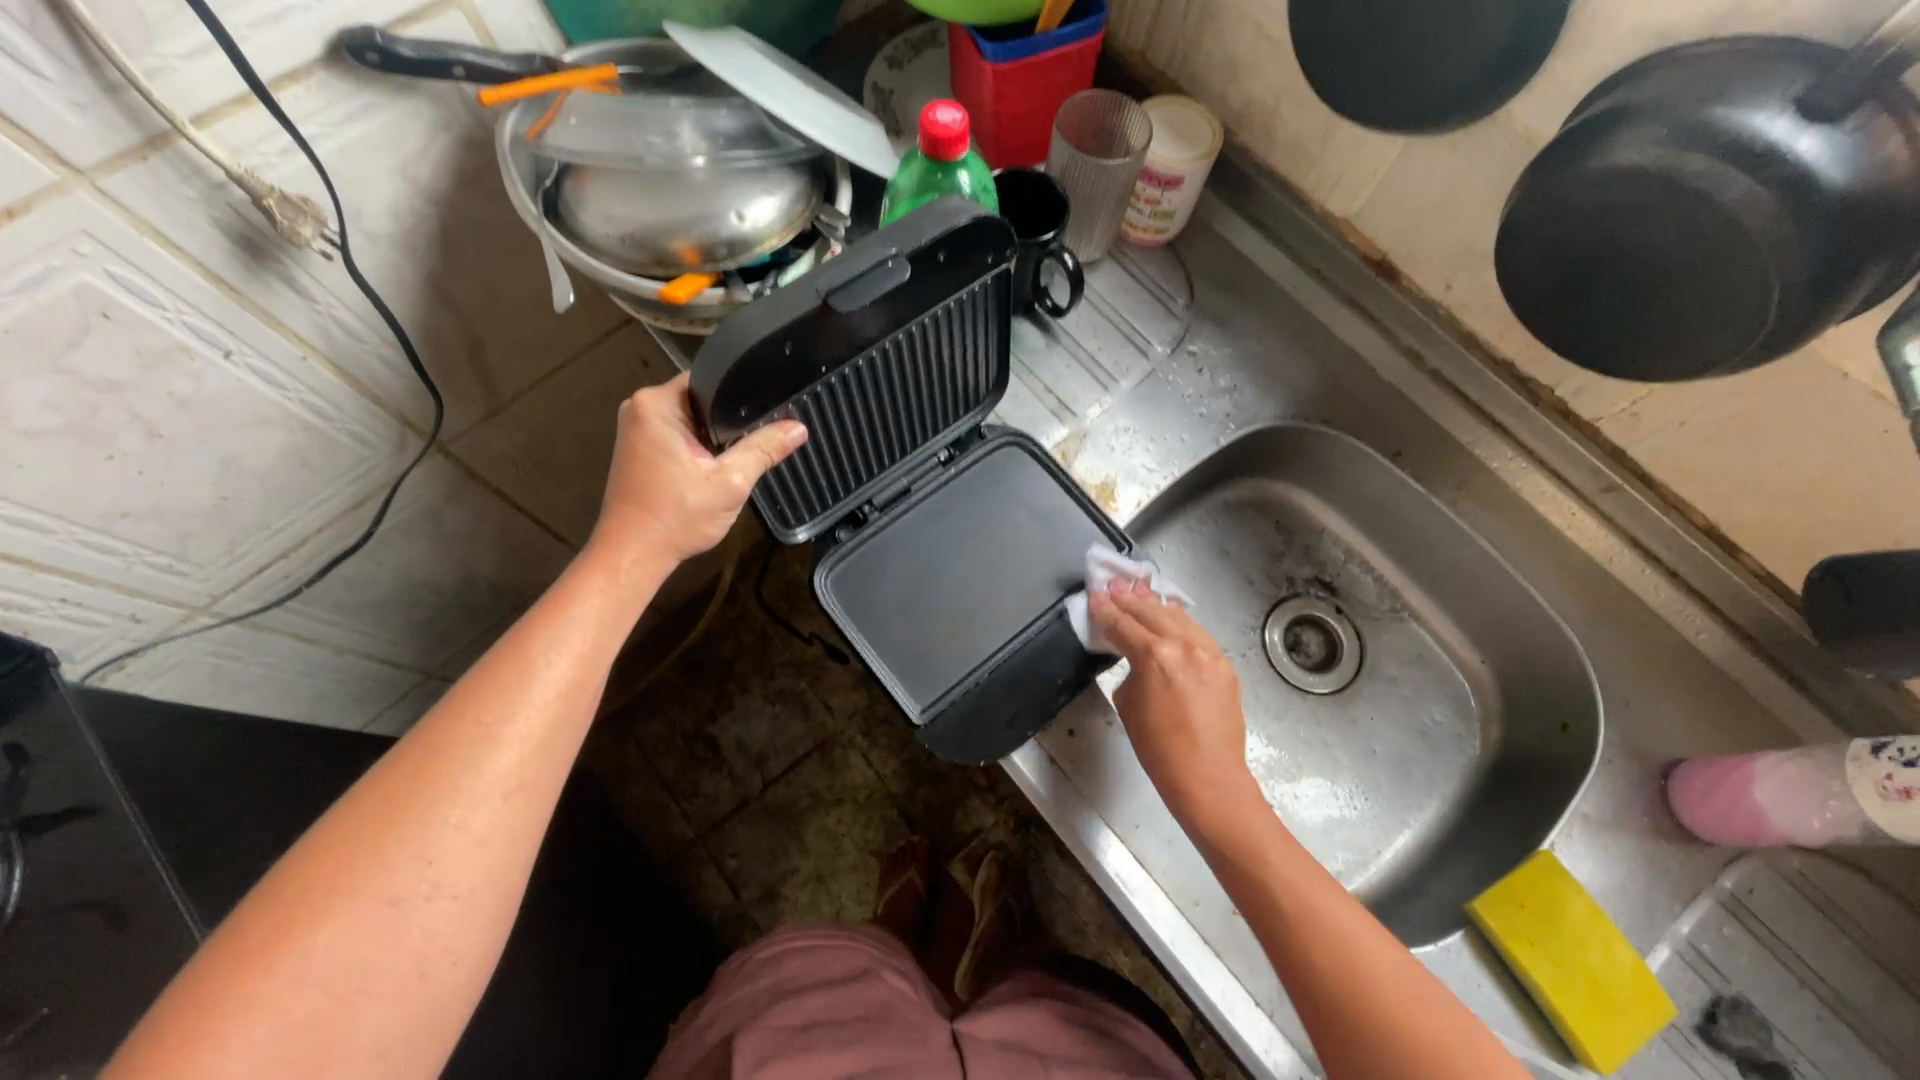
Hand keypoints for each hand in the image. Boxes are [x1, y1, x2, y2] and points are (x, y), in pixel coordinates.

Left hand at [590, 373, 806, 562]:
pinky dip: (698, 447)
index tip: (769, 407)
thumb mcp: (730, 482)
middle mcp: (640, 408)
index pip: (709, 380)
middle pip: (701, 400)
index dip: (740, 393)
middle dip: (728, 418)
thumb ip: (764, 449)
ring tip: (745, 449)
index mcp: (656, 403)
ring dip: (714, 436)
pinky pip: (678, 435)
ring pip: (691, 420)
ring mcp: (636, 429)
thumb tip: (799, 428)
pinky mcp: (639, 450)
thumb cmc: (677, 517)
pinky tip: (717, 465)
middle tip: (762, 433)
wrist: (635, 555)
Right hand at [1089, 580, 1255, 824]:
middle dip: (1130, 600)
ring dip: (1157, 607)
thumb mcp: (1128, 704)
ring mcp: (1210, 653)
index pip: (1123, 624)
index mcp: (1155, 656)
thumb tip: (1137, 660)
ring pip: (1179, 618)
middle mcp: (1184, 646)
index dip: (1106, 611)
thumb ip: (1131, 671)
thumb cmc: (1158, 748)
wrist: (1207, 775)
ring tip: (1141, 595)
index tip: (1096, 597)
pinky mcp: (1225, 665)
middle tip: (1114, 588)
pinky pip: (1199, 635)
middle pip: (1152, 613)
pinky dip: (1182, 624)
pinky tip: (1173, 619)